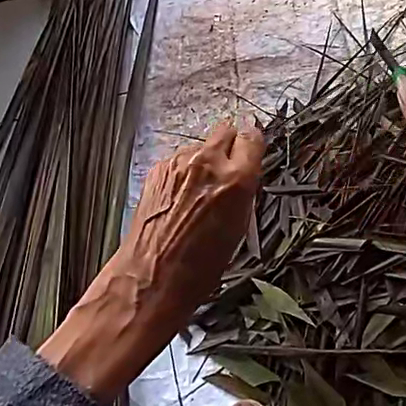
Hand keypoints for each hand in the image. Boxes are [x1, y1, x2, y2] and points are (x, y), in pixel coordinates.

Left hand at [38, 119, 264, 401]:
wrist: (153, 275)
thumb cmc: (200, 265)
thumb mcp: (240, 227)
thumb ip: (244, 190)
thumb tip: (244, 171)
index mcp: (236, 179)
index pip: (252, 136)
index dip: (252, 142)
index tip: (251, 147)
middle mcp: (208, 163)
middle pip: (226, 130)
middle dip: (229, 144)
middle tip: (228, 166)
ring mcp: (180, 163)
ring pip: (201, 145)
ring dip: (204, 160)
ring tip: (200, 191)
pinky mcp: (159, 169)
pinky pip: (180, 159)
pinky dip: (183, 171)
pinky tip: (180, 197)